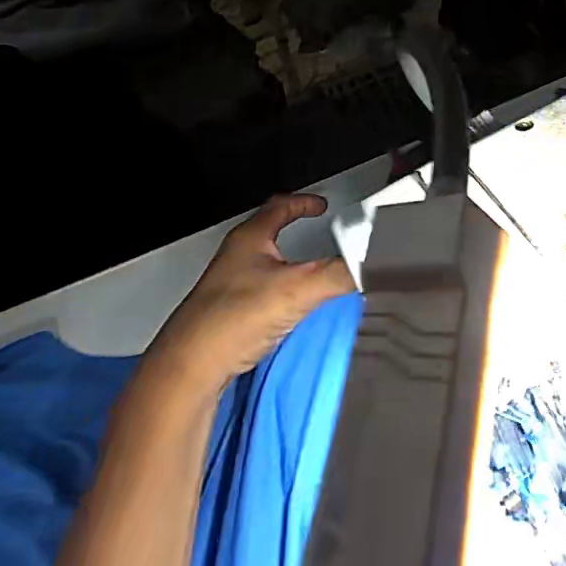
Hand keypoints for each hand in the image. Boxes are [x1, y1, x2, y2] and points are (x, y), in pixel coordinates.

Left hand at [146, 193, 355, 391]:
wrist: (192, 363)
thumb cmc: (233, 317)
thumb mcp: (297, 290)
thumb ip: (338, 274)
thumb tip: (372, 265)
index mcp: (250, 238)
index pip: (279, 206)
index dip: (304, 202)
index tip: (321, 205)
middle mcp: (236, 256)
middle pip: (269, 232)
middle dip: (295, 229)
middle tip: (318, 233)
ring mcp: (229, 283)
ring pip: (265, 263)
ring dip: (288, 262)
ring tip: (311, 271)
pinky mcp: (228, 311)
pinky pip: (261, 290)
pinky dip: (281, 291)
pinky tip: (291, 309)